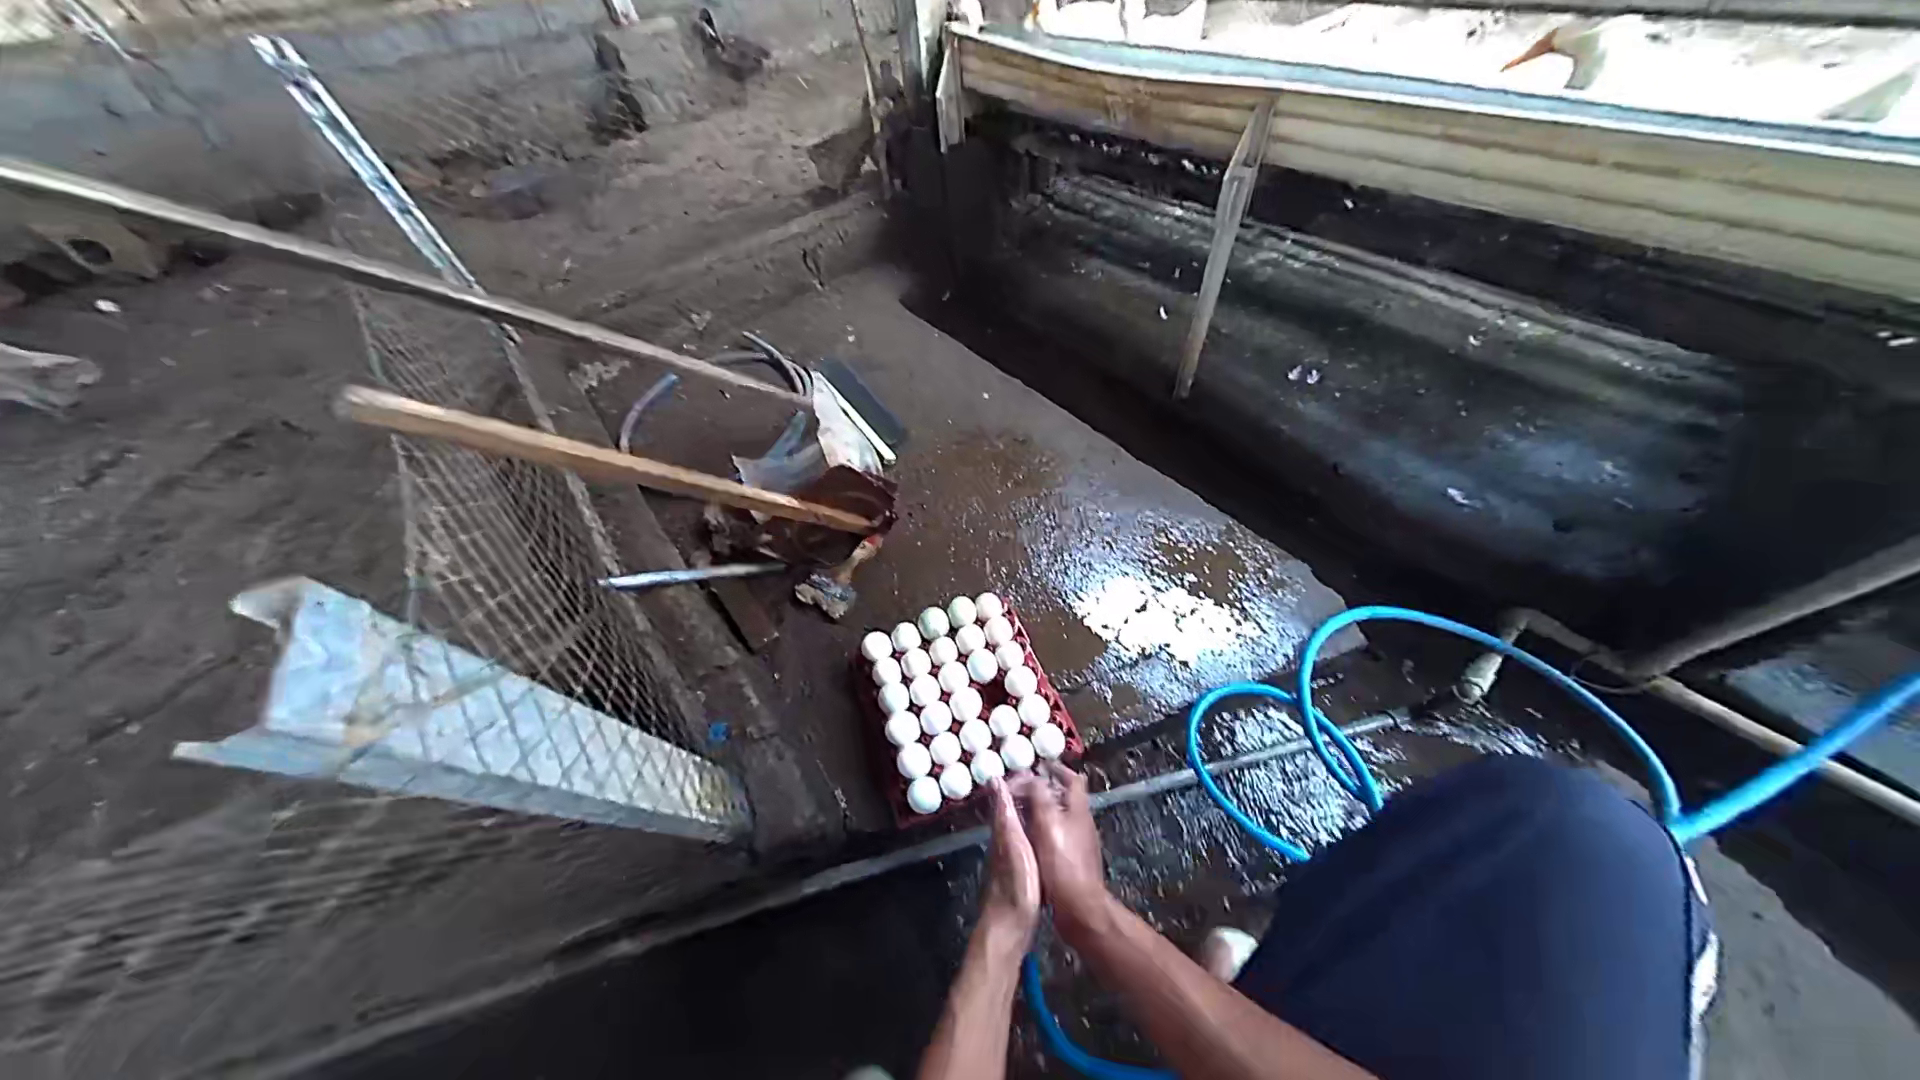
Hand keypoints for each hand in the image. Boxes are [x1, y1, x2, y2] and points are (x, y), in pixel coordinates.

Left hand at [979, 777, 1040, 952]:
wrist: (1010, 931)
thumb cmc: (1015, 887)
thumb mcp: (1013, 846)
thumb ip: (1005, 815)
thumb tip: (994, 779)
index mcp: (1002, 833)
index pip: (1005, 801)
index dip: (1014, 785)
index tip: (1030, 771)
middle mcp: (1003, 843)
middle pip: (1011, 813)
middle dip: (1023, 798)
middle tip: (1042, 783)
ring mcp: (1010, 860)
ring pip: (1018, 828)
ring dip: (1028, 815)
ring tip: (1045, 803)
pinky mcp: (1019, 874)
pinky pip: (1025, 844)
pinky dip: (1032, 833)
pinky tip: (1042, 836)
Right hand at [1010, 762, 1109, 934]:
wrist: (1080, 909)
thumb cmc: (1062, 863)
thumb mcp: (1047, 823)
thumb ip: (1038, 796)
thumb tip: (1028, 776)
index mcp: (1078, 809)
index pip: (1072, 778)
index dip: (1055, 769)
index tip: (1035, 767)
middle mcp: (1080, 821)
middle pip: (1063, 796)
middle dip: (1041, 789)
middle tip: (1017, 789)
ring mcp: (1078, 842)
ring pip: (1057, 816)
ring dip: (1038, 810)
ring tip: (1015, 810)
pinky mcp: (1071, 860)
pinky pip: (1054, 834)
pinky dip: (1039, 830)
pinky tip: (1023, 838)